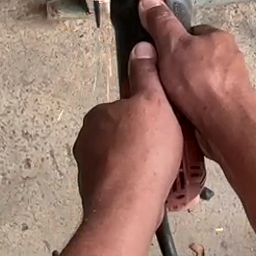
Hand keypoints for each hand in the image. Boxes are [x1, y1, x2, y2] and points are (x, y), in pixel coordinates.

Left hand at [72, 41, 184, 230]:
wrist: (127, 208)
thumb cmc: (144, 152)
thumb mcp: (154, 102)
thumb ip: (146, 74)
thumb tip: (140, 47)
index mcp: (98, 114)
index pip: (126, 105)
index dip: (148, 112)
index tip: (165, 123)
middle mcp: (87, 139)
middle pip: (123, 131)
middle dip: (143, 138)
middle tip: (168, 147)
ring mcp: (89, 168)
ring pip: (122, 157)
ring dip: (140, 162)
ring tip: (164, 171)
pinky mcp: (96, 193)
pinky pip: (120, 180)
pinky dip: (135, 182)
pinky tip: (152, 188)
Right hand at [136, 0, 255, 140]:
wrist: (227, 125)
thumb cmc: (202, 82)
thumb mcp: (173, 46)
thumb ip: (160, 24)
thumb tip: (148, 0)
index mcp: (218, 38)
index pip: (190, 32)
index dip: (170, 43)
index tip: (157, 55)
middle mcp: (228, 58)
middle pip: (193, 59)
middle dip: (175, 70)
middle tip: (159, 80)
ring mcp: (230, 83)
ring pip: (197, 82)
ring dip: (182, 91)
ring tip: (167, 100)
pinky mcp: (228, 106)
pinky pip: (203, 102)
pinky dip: (191, 107)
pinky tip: (180, 114)